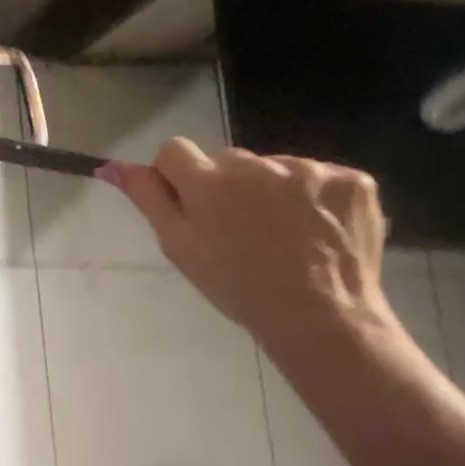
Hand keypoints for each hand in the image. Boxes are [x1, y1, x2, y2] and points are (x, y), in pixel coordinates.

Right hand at [104, 139, 395, 341]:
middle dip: (227, 186)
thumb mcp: (178, 245)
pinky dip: (315, 198)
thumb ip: (147, 198)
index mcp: (208, 181)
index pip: (174, 151)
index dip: (176, 176)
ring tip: (282, 235)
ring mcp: (309, 168)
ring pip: (275, 169)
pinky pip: (320, 177)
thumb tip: (112, 165)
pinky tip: (316, 230)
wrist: (320, 314)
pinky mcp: (352, 179)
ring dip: (272, 192)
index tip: (190, 206)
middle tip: (238, 232)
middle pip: (227, 160)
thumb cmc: (235, 286)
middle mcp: (256, 164)